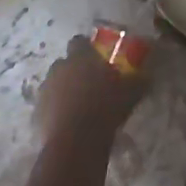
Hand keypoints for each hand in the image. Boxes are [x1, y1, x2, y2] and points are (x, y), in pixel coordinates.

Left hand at [35, 35, 149, 145]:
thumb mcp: (131, 92)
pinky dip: (55, 111)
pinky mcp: (36, 114)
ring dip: (63, 90)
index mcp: (80, 57)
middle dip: (74, 70)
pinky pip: (47, 107)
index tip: (95, 57)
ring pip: (54, 84)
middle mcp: (60, 68)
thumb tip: (149, 74)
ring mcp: (45, 91)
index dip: (86, 48)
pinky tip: (68, 123)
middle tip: (89, 83)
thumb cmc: (105, 108)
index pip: (79, 41)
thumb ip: (139, 79)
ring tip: (78, 106)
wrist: (75, 143)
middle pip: (64, 62)